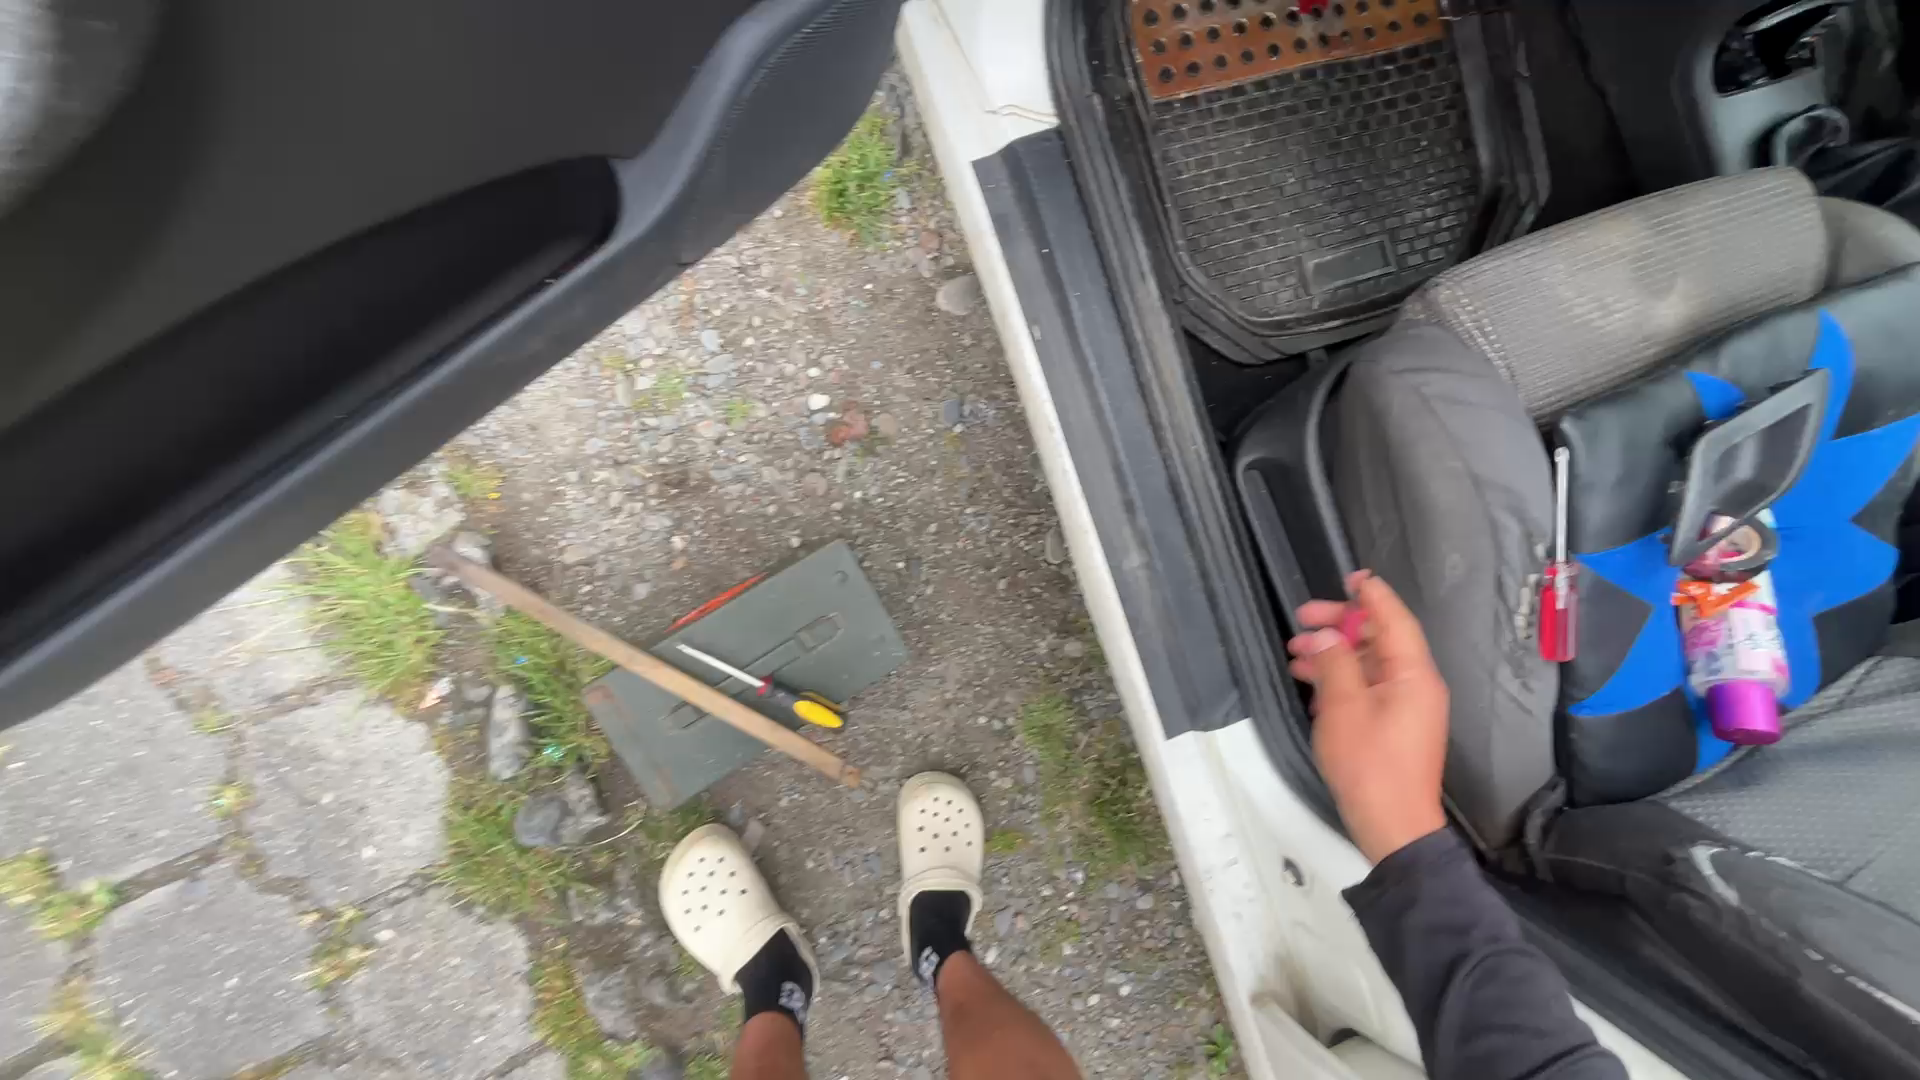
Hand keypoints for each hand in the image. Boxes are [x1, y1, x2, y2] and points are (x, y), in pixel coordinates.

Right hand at [1288, 571, 1449, 862]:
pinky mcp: (1393, 724)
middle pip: (1378, 639)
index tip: (1351, 575)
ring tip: (1294, 653)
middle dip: (1339, 626)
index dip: (1372, 595)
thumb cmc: (1369, 762)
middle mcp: (1415, 684)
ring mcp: (1406, 706)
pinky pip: (1367, 687)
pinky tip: (1310, 682)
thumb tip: (1324, 634)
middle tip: (1302, 617)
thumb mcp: (1343, 706)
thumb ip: (1333, 662)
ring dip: (1333, 653)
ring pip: (1368, 663)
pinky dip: (1339, 678)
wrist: (1392, 824)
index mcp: (1413, 674)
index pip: (1395, 620)